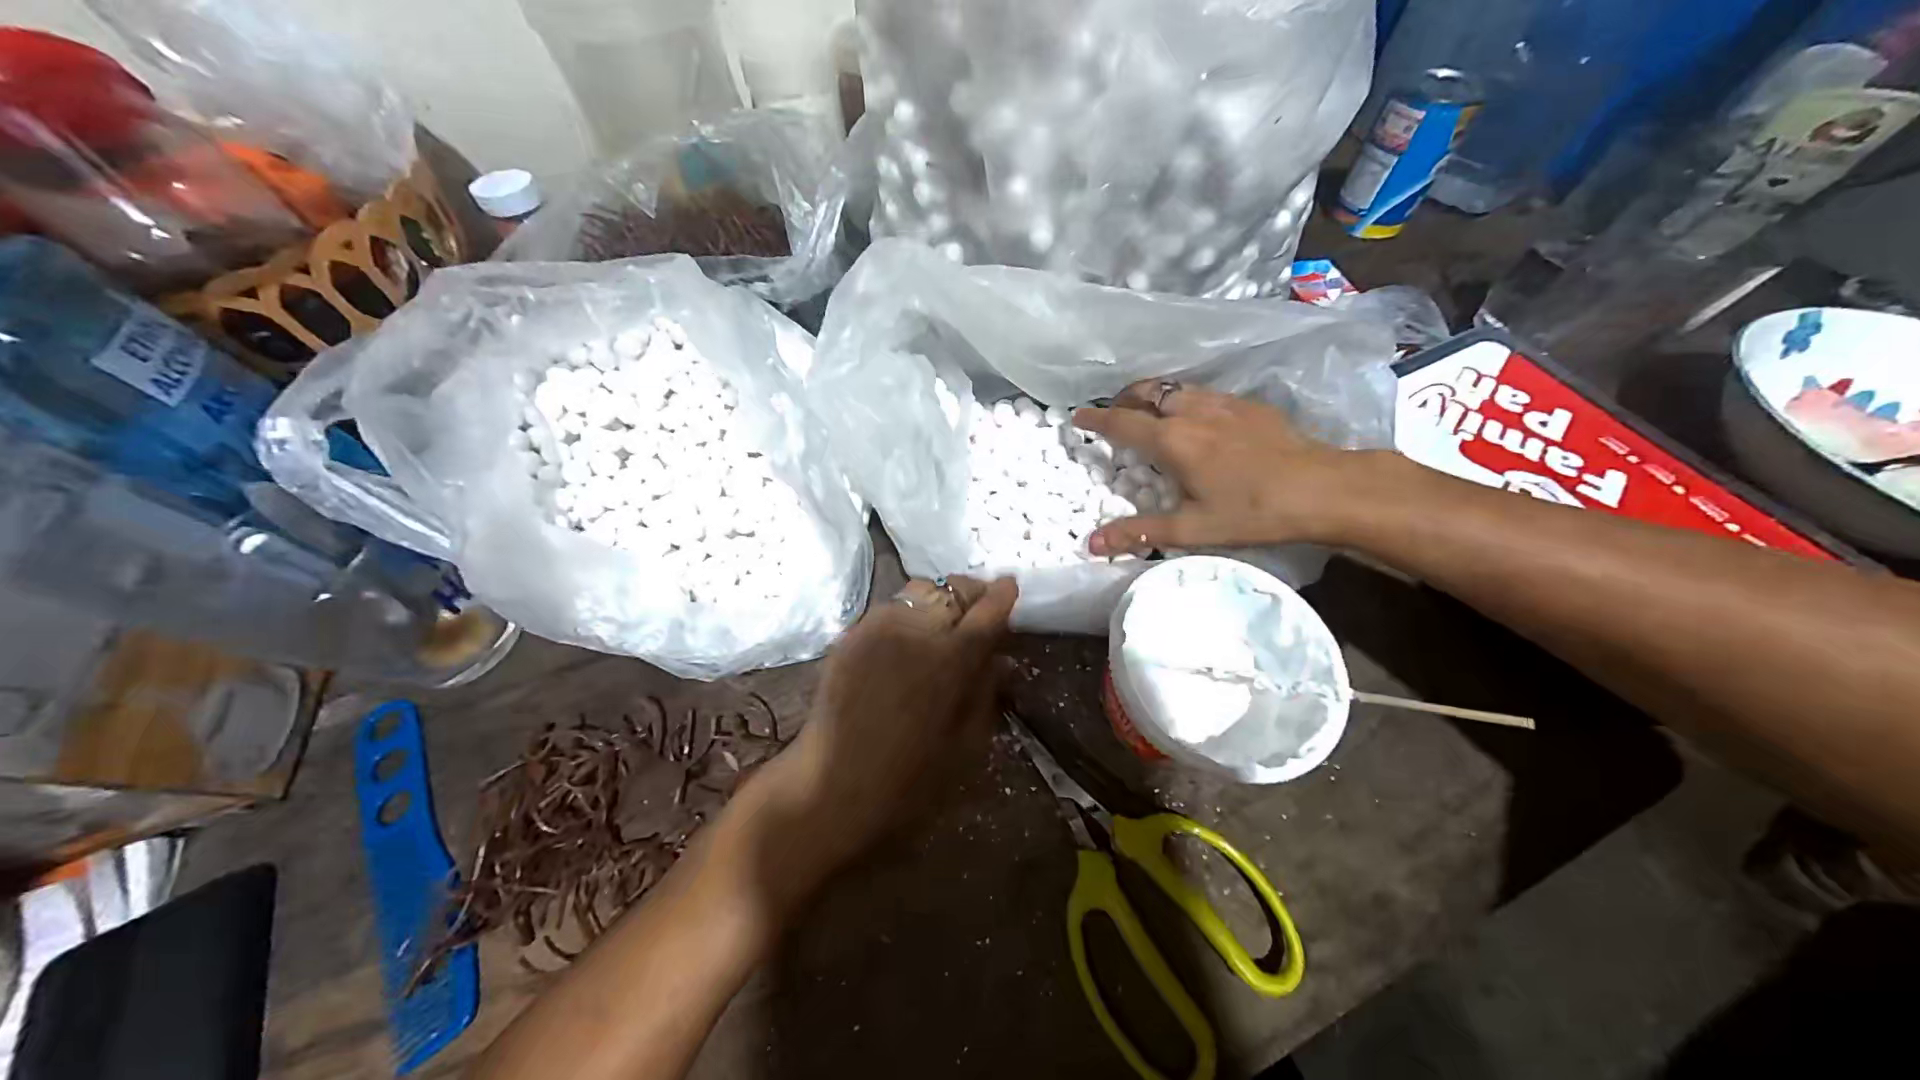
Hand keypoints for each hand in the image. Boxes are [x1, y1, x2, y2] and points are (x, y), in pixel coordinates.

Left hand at [752, 576, 1017, 889]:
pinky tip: (905, 643)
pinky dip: (905, 616)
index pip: (988, 608)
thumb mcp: (968, 743)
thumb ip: (987, 690)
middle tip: (977, 608)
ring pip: (917, 593)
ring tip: (940, 624)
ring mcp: (878, 627)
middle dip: (970, 594)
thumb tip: (1002, 659)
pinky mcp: (850, 635)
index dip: (1002, 595)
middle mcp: (916, 629)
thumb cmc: (912, 778)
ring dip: (936, 603)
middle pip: (952, 589)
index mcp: (953, 657)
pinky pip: (887, 611)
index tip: (1009, 588)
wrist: (835, 786)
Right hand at [1074, 381, 1386, 555]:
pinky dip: (1184, 400)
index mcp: (1172, 439)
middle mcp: (1191, 411)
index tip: (1077, 416)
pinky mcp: (1248, 405)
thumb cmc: (1252, 511)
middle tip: (1114, 416)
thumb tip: (1092, 545)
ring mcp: (1223, 403)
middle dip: (1123, 399)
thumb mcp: (1191, 528)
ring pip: (1175, 389)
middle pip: (1146, 392)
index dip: (1095, 419)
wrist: (1323, 487)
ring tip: (1150, 417)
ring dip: (1153, 397)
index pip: (1121, 422)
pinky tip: (1197, 422)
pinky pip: (1202, 393)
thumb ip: (1139, 532)